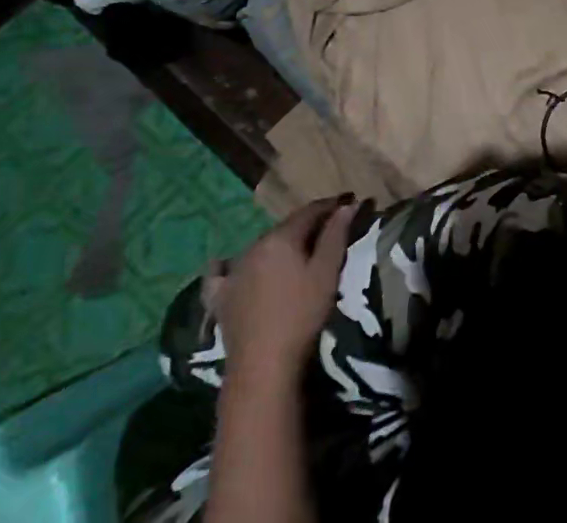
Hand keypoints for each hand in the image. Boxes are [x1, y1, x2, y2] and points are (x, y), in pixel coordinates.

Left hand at [213, 197, 358, 379]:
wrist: (263, 364)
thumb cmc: (302, 315)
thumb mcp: (326, 273)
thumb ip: (335, 235)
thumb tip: (346, 205)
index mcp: (281, 238)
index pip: (309, 211)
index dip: (330, 206)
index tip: (347, 203)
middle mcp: (253, 246)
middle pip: (284, 228)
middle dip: (305, 225)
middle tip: (326, 229)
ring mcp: (232, 271)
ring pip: (258, 247)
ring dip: (277, 244)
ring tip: (292, 252)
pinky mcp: (218, 296)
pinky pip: (219, 273)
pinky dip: (225, 266)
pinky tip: (224, 264)